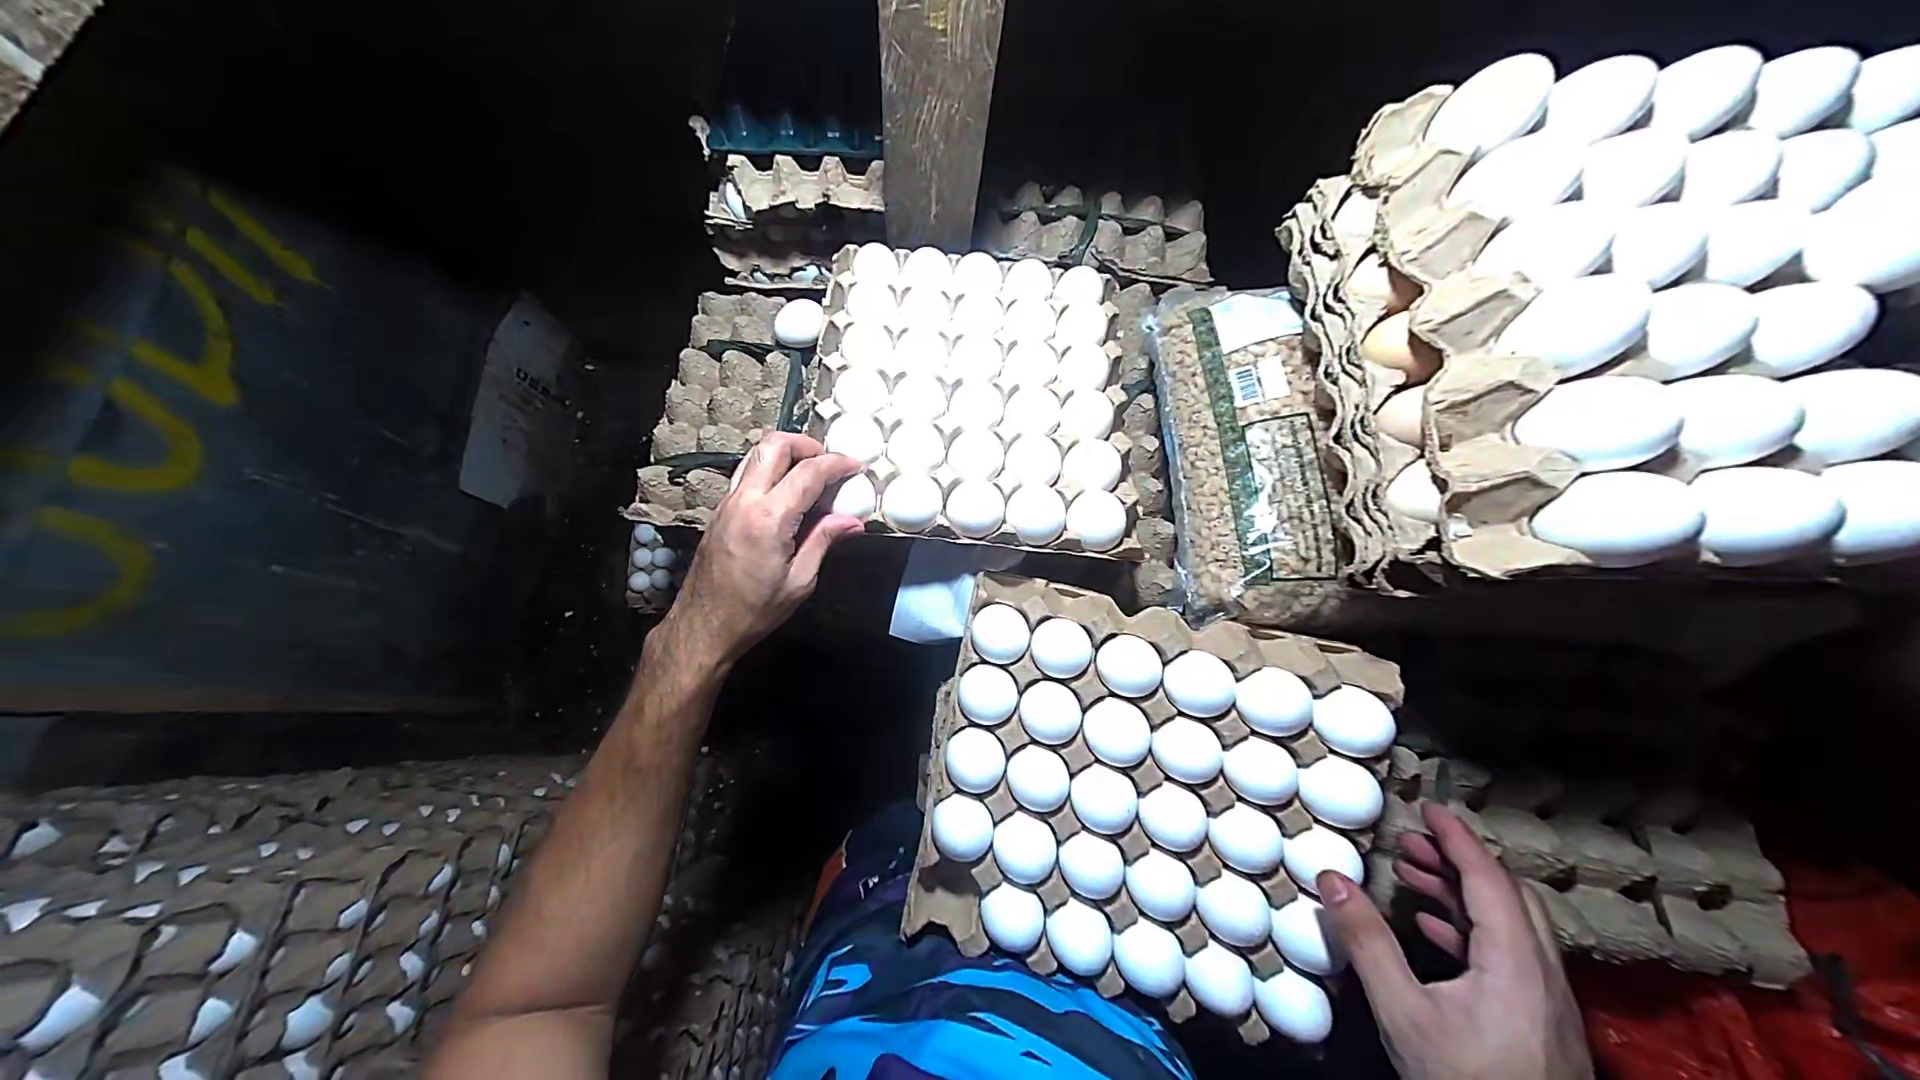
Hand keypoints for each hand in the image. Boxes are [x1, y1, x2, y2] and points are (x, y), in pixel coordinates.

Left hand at [665, 433, 864, 666]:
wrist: (705, 626)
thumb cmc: (753, 611)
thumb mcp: (800, 581)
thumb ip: (824, 541)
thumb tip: (851, 522)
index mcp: (768, 519)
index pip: (809, 472)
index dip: (838, 464)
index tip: (857, 467)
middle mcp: (744, 502)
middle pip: (774, 445)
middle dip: (807, 445)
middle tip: (829, 462)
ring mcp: (727, 504)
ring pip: (756, 455)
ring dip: (785, 454)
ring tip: (810, 474)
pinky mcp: (720, 512)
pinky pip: (747, 475)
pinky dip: (770, 471)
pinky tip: (787, 494)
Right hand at [1316, 802, 1592, 1079]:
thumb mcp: (1402, 1012)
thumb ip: (1367, 941)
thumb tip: (1332, 879)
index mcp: (1516, 964)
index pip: (1489, 880)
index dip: (1458, 839)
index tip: (1430, 808)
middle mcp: (1544, 975)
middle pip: (1508, 896)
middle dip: (1458, 862)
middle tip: (1411, 845)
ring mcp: (1549, 1001)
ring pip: (1512, 925)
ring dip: (1463, 894)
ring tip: (1413, 879)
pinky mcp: (1543, 1022)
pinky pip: (1512, 953)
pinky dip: (1473, 927)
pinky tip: (1434, 931)